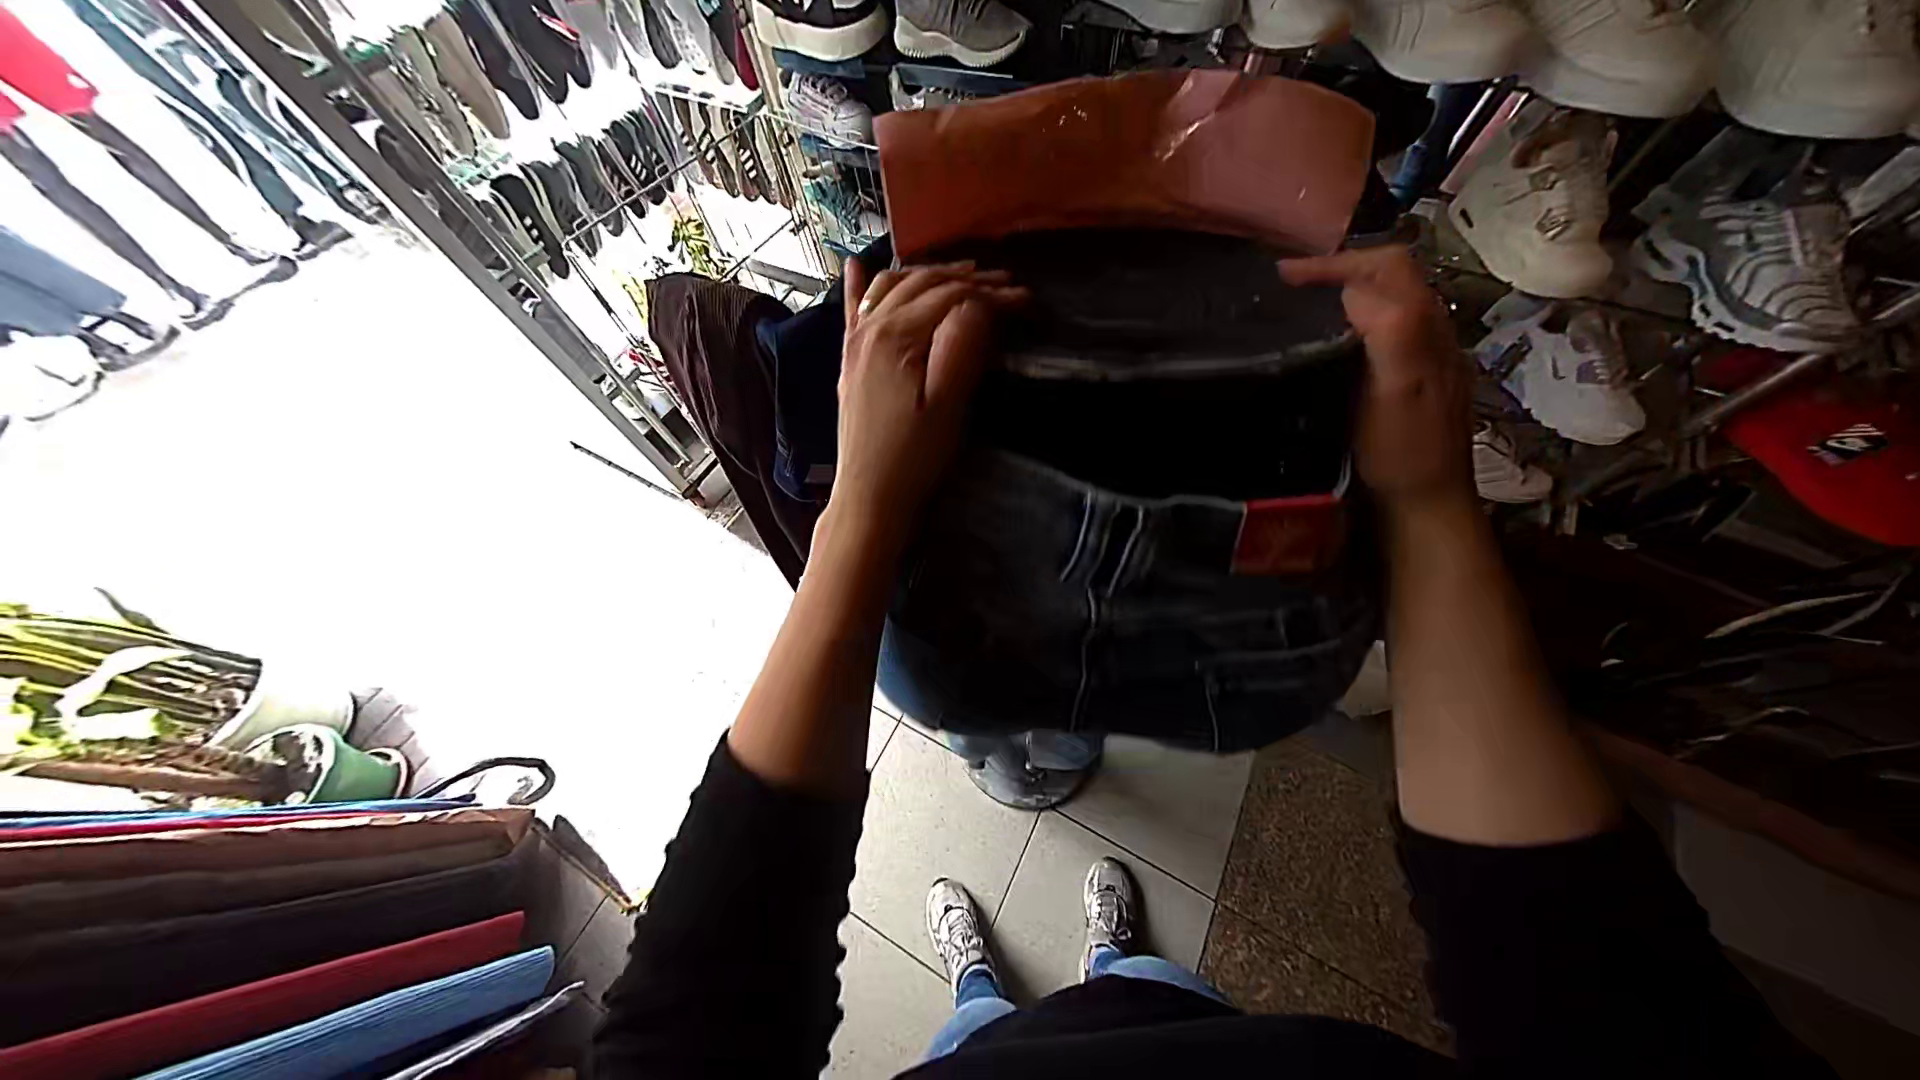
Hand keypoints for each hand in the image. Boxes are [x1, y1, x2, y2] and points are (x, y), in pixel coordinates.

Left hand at [829, 258, 1026, 547]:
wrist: (870, 497)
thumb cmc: (914, 458)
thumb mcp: (948, 404)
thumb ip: (963, 346)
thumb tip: (979, 304)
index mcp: (896, 336)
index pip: (953, 298)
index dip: (994, 296)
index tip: (1028, 301)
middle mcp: (870, 329)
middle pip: (924, 285)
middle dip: (969, 279)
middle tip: (1008, 284)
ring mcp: (856, 343)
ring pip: (893, 288)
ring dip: (931, 275)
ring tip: (964, 275)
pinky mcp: (851, 361)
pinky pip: (855, 310)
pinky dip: (863, 285)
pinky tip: (859, 265)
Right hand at [1280, 247, 1474, 517]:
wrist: (1425, 497)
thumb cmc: (1404, 450)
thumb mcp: (1399, 391)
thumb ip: (1390, 334)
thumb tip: (1354, 291)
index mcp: (1424, 328)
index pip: (1385, 267)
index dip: (1337, 262)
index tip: (1285, 276)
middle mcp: (1428, 331)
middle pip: (1389, 275)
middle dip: (1339, 268)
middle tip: (1289, 285)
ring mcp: (1420, 353)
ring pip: (1386, 298)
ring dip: (1344, 289)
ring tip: (1302, 303)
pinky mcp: (1408, 374)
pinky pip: (1381, 325)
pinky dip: (1350, 316)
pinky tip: (1327, 337)